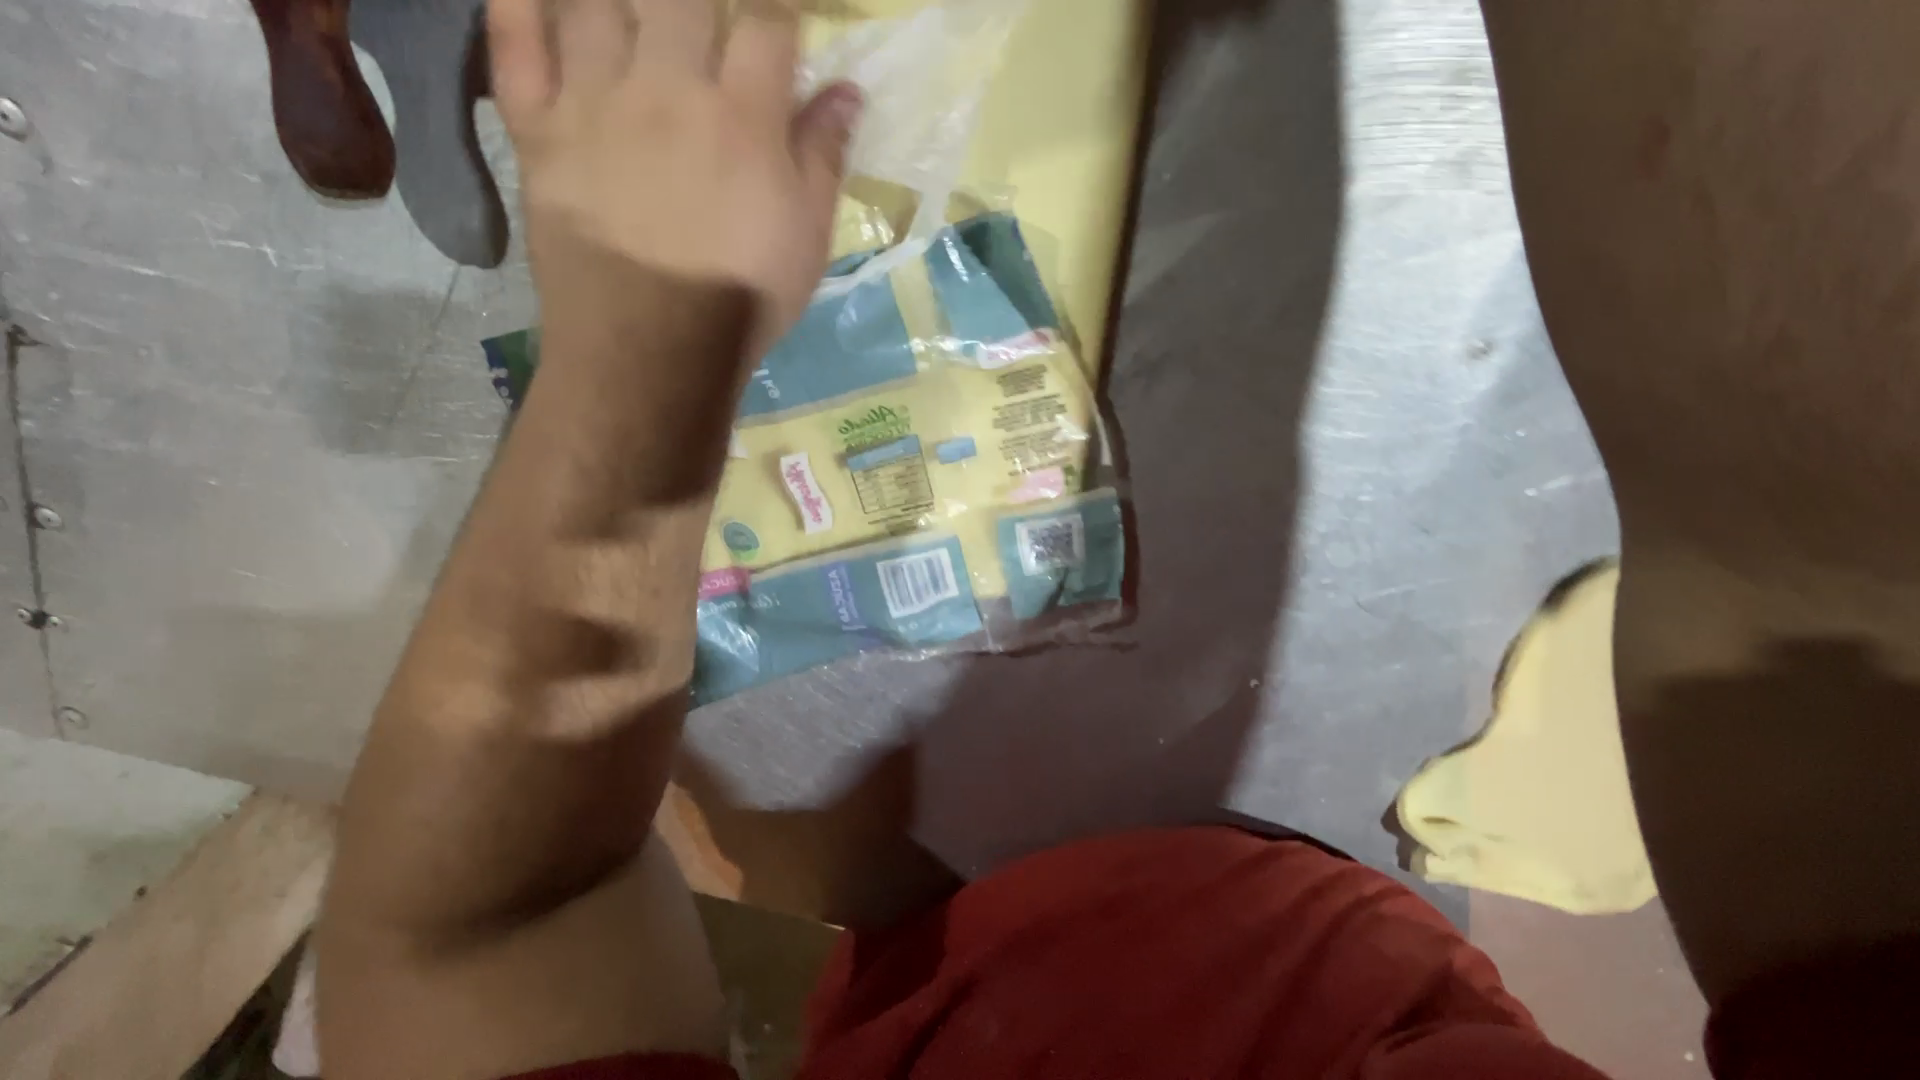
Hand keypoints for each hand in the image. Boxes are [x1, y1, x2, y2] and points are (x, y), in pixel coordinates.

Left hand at [489, 0, 862, 346]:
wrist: (651, 349)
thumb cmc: (743, 297)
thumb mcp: (808, 237)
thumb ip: (824, 156)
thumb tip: (846, 91)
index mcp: (743, 117)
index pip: (766, 23)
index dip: (778, 13)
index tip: (779, 28)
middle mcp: (667, 89)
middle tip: (701, 18)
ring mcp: (594, 104)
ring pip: (593, 2)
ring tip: (632, 15)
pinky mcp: (538, 132)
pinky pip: (515, 48)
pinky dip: (518, 11)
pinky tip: (534, 0)